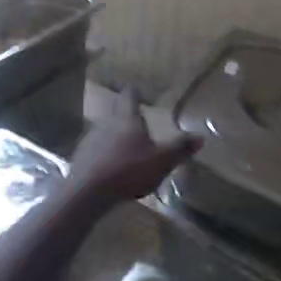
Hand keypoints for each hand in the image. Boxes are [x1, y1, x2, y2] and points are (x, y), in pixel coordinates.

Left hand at [63, 88, 201, 206]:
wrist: (88, 190)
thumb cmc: (129, 170)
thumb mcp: (161, 161)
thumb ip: (180, 148)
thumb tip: (200, 136)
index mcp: (126, 119)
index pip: (129, 97)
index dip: (134, 92)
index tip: (136, 90)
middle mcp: (105, 123)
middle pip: (116, 114)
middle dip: (126, 118)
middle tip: (137, 123)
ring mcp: (89, 139)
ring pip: (104, 132)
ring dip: (114, 137)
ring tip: (126, 148)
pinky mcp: (80, 156)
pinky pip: (95, 150)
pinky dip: (104, 154)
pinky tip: (110, 167)